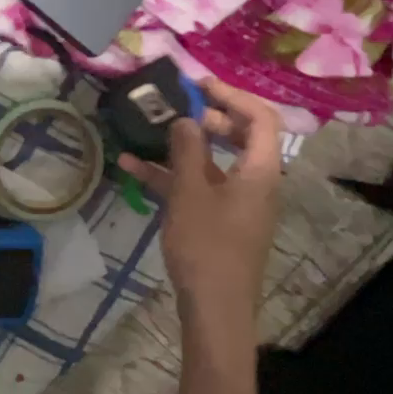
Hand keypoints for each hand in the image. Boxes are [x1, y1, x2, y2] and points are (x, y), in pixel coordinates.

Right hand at [118, 80, 283, 357]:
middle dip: (205, 118)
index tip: (196, 85)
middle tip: (174, 107)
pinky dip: (170, 175)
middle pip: (239, 136)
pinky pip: (197, 187)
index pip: (260, 118)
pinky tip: (131, 168)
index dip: (232, 95)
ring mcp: (236, 202)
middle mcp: (255, 181)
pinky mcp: (218, 220)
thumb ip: (188, 150)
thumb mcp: (190, 193)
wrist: (215, 308)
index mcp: (261, 170)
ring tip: (145, 132)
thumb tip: (186, 117)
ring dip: (180, 146)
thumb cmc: (207, 246)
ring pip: (211, 162)